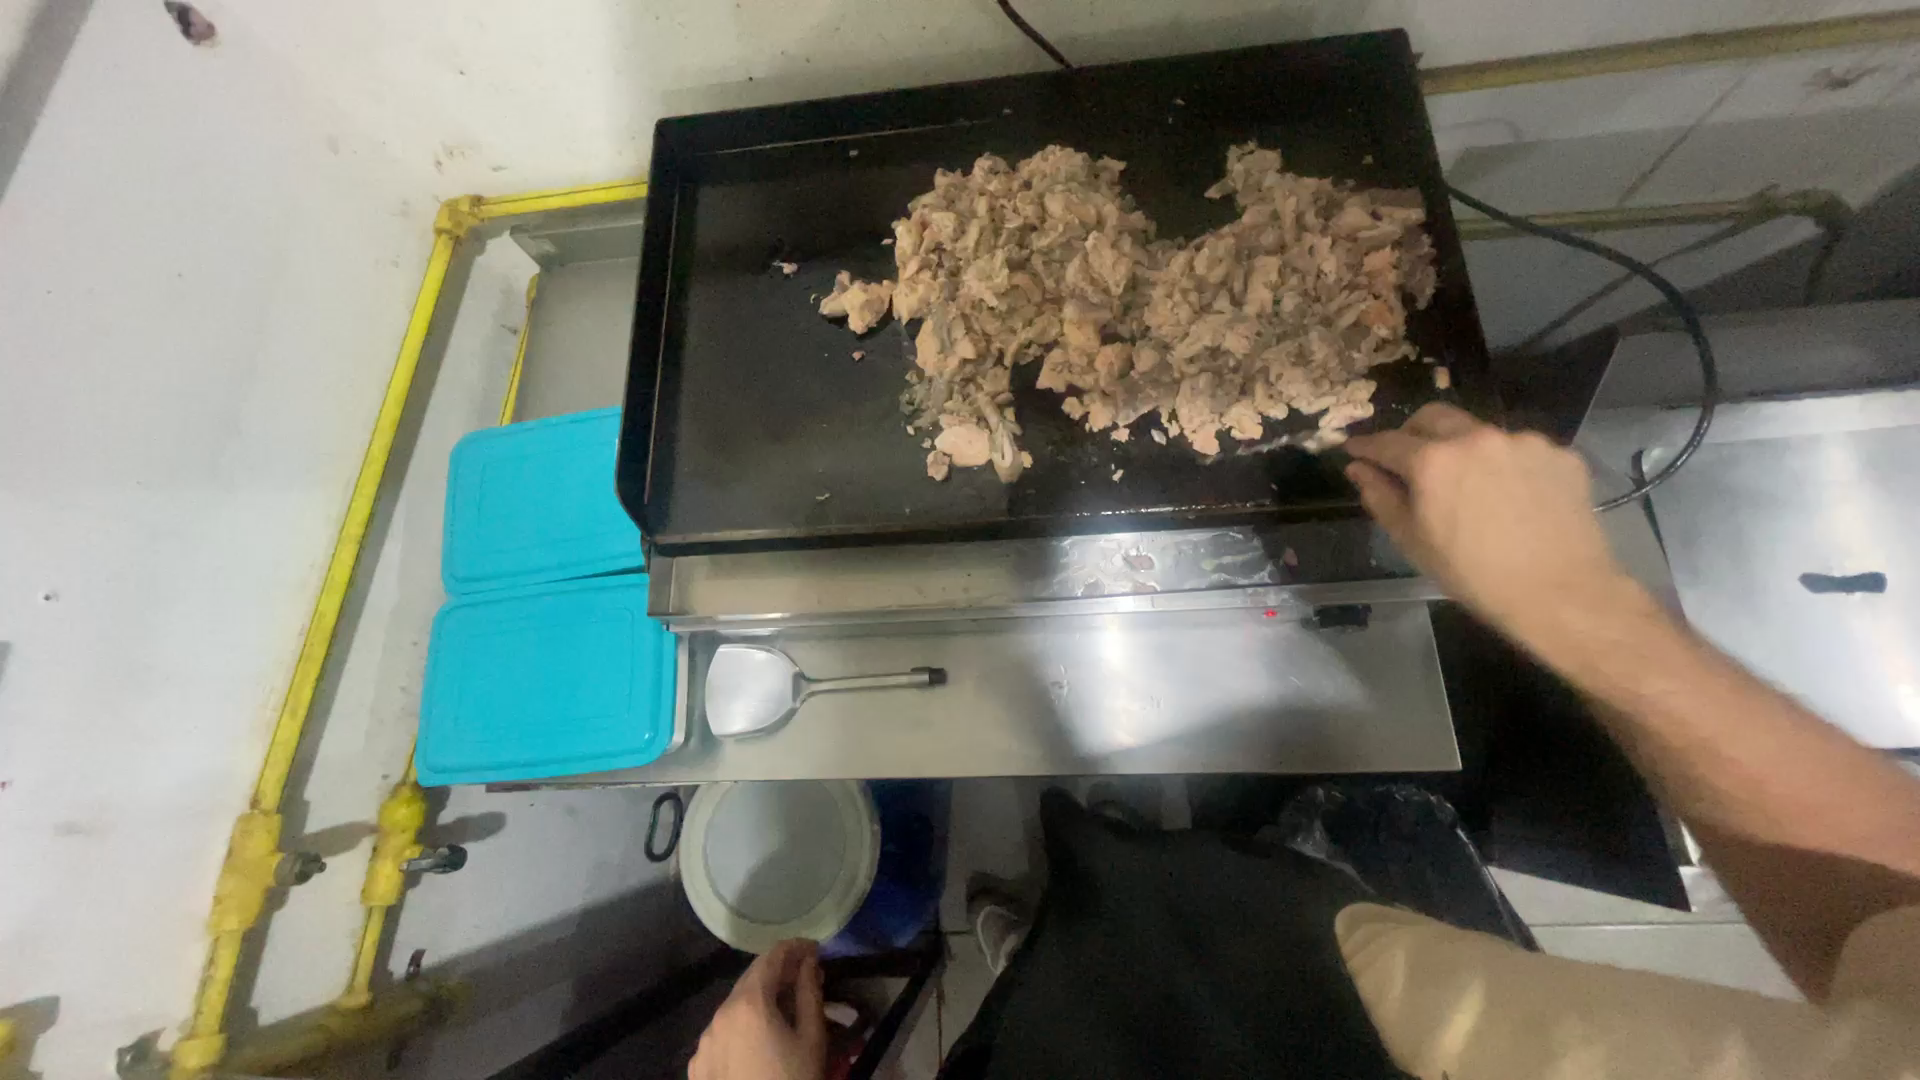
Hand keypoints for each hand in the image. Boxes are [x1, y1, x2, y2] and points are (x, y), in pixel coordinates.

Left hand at [690, 940, 827, 1079]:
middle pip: (751, 979)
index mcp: (748, 1003)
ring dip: (760, 998)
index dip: (795, 948)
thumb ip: (809, 991)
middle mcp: (719, 1015)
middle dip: (779, 972)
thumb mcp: (811, 1037)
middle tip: (805, 975)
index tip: (815, 949)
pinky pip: (723, 1033)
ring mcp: (704, 1043)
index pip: (772, 958)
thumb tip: (808, 962)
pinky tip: (761, 1038)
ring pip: (735, 1006)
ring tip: (785, 1007)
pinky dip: (743, 1024)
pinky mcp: (698, 1068)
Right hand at [1344, 403, 1631, 641]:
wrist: (1558, 591)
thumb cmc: (1470, 572)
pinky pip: (1519, 450)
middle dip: (1411, 432)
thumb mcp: (1410, 539)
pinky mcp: (1560, 455)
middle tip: (1407, 459)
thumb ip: (1380, 496)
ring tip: (1466, 484)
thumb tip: (1359, 468)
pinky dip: (1503, 464)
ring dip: (1461, 449)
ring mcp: (1524, 442)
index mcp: (1433, 460)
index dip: (1365, 446)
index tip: (1353, 450)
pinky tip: (1508, 495)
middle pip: (1433, 417)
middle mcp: (1477, 438)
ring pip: (1478, 432)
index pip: (1387, 442)